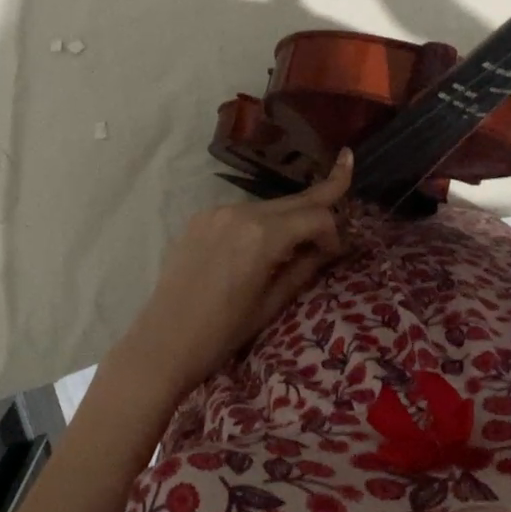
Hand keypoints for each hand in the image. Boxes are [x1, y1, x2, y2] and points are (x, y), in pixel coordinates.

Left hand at [110, 152, 351, 397]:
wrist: (163, 341)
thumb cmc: (222, 333)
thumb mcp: (271, 304)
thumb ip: (303, 267)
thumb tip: (328, 247)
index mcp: (262, 235)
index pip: (315, 215)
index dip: (334, 231)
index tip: (337, 253)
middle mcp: (239, 212)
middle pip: (292, 200)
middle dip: (321, 197)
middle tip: (347, 169)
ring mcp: (215, 212)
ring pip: (267, 207)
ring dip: (289, 216)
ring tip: (302, 238)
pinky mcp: (199, 219)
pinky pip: (241, 214)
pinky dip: (260, 223)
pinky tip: (262, 245)